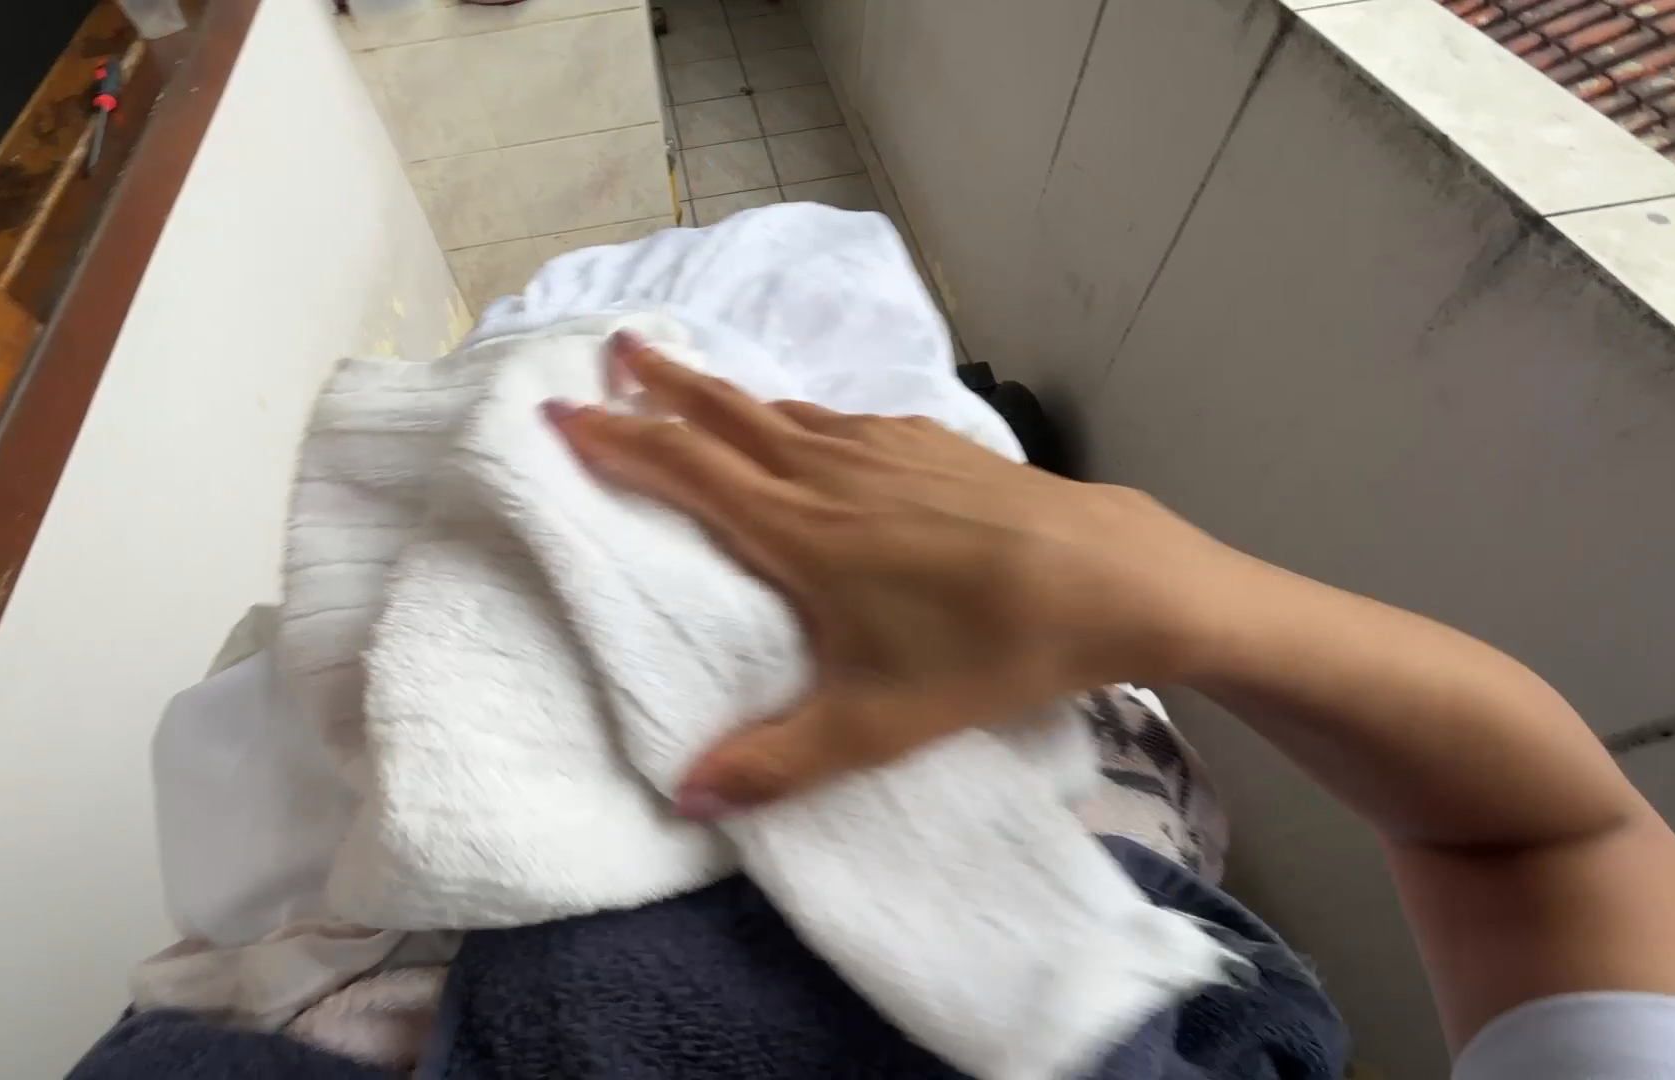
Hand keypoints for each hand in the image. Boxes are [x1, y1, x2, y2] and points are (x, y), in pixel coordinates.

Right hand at [545, 332, 1254, 818]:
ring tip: (688, 378)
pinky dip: (793, 414)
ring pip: (779, 410)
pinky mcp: (927, 442)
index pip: (685, 470)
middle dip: (663, 384)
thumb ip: (777, 762)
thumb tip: (684, 798)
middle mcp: (827, 473)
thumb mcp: (876, 723)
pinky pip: (836, 418)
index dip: (620, 441)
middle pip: (725, 416)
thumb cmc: (985, 648)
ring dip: (724, 394)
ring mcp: (881, 448)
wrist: (1107, 577)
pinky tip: (802, 425)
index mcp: (799, 531)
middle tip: (618, 350)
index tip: (566, 412)